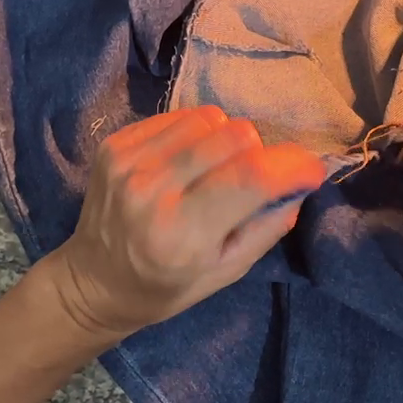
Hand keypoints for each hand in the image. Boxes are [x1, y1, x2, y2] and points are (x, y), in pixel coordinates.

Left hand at [46, 107, 325, 338]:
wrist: (92, 281)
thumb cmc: (164, 287)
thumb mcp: (224, 272)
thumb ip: (266, 227)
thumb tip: (300, 182)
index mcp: (183, 234)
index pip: (250, 176)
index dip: (292, 164)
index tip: (310, 169)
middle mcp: (152, 191)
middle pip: (235, 135)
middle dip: (258, 153)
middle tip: (251, 178)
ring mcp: (129, 162)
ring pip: (209, 117)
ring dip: (225, 138)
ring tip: (215, 169)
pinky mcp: (115, 143)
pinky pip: (177, 116)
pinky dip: (195, 133)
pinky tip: (185, 161)